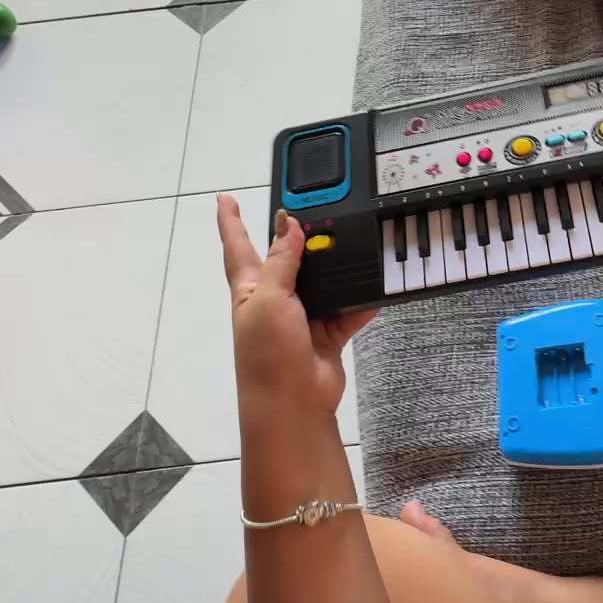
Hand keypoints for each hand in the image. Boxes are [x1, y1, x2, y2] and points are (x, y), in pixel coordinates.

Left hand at [217, 195, 377, 415]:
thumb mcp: (269, 299)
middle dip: (303, 237)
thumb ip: (282, 260)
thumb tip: (287, 221)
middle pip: (289, 259)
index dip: (230, 221)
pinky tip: (377, 286)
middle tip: (325, 211)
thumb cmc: (268, 352)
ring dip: (338, 267)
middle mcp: (275, 299)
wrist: (293, 405)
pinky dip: (361, 302)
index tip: (225, 196)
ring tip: (357, 239)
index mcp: (250, 288)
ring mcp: (303, 317)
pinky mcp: (328, 334)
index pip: (237, 246)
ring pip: (323, 281)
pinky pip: (348, 311)